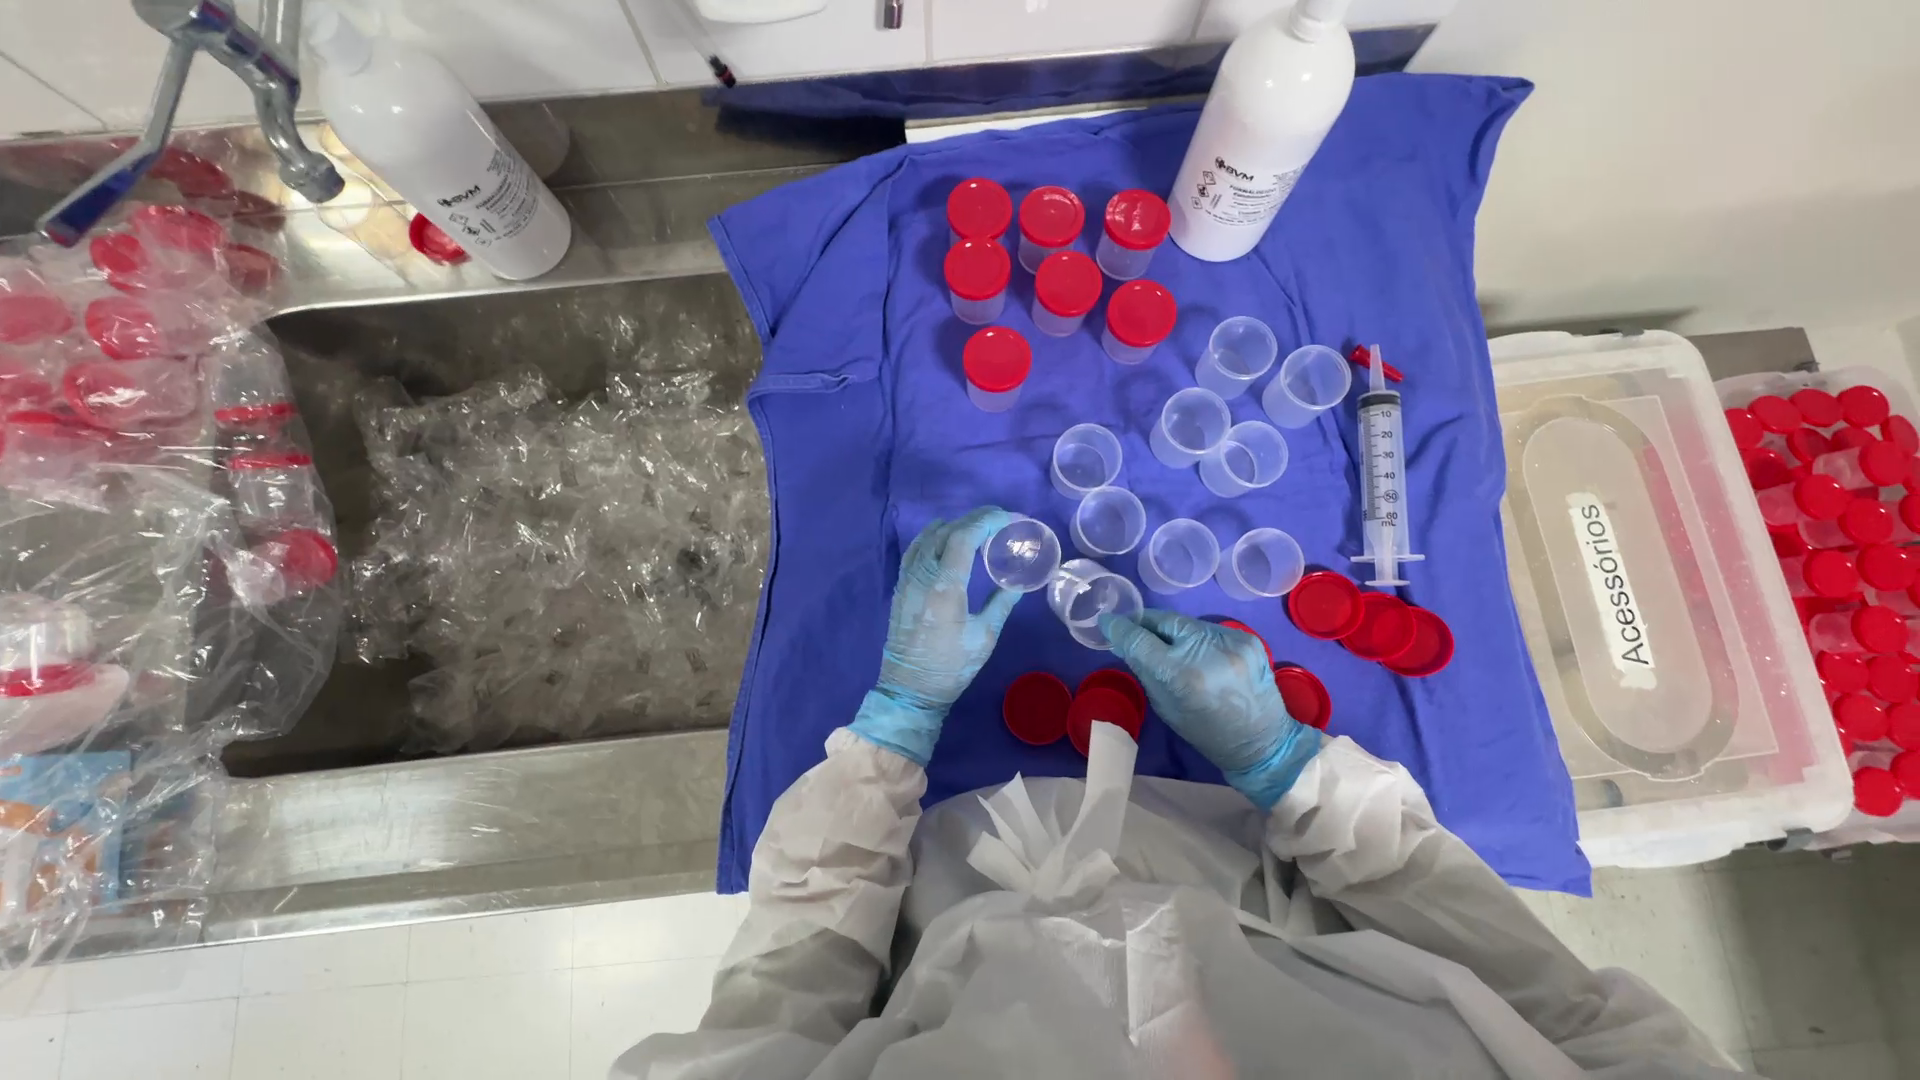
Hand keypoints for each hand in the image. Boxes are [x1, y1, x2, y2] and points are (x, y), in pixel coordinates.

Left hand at [849, 507, 1022, 765]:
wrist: (909, 689)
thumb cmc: (951, 666)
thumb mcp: (985, 636)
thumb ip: (1002, 603)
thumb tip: (1019, 581)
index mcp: (945, 587)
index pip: (964, 537)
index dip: (986, 521)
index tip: (1008, 518)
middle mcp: (923, 575)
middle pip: (947, 531)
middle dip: (974, 519)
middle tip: (1000, 520)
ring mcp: (907, 579)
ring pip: (928, 536)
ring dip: (955, 525)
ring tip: (978, 527)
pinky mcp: (901, 587)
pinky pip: (916, 549)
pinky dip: (934, 536)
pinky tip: (946, 538)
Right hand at [1099, 610, 1321, 810]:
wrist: (1263, 741)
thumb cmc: (1207, 733)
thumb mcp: (1165, 707)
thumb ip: (1144, 670)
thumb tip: (1124, 643)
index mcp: (1181, 676)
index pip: (1140, 640)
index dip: (1119, 628)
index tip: (1106, 622)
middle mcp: (1205, 651)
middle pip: (1163, 621)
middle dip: (1144, 623)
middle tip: (1133, 629)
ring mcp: (1230, 641)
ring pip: (1185, 622)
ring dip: (1170, 630)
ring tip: (1166, 644)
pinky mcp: (1247, 638)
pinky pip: (1208, 629)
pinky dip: (1196, 637)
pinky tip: (1197, 652)